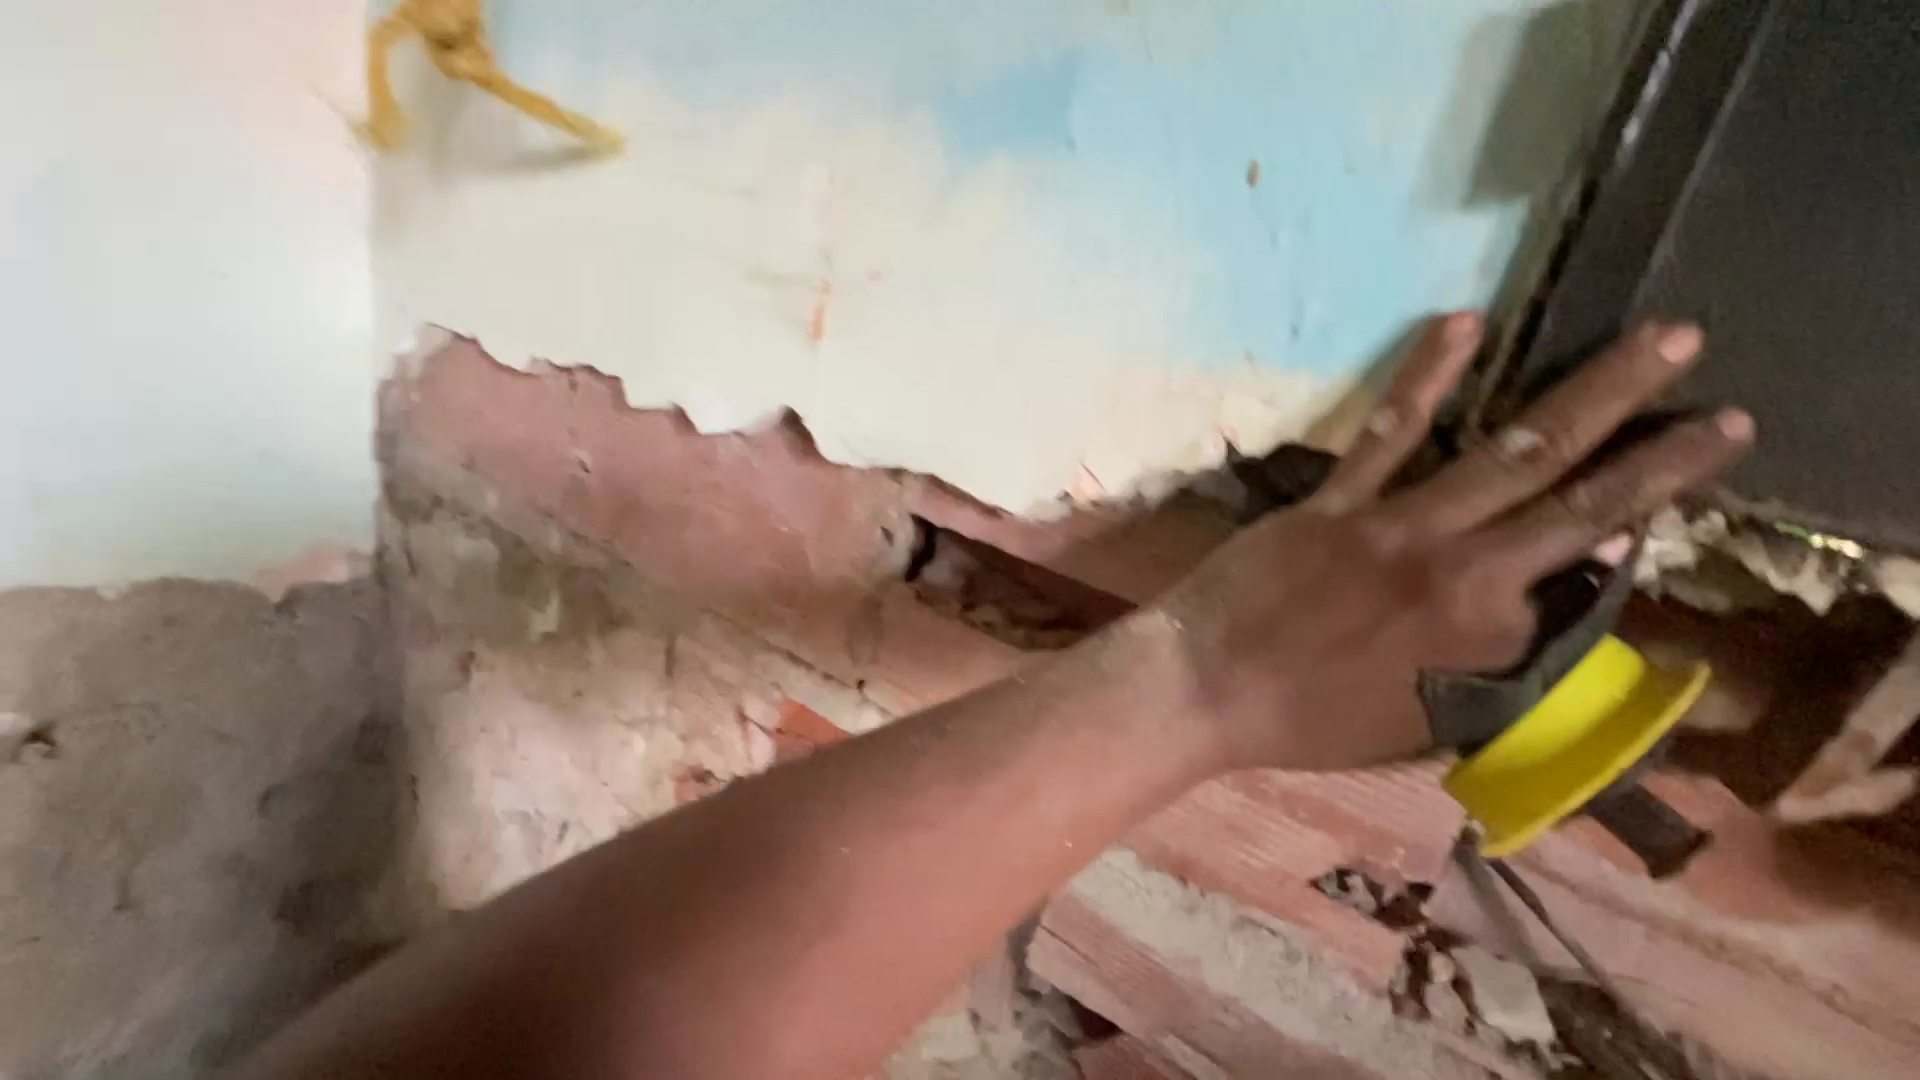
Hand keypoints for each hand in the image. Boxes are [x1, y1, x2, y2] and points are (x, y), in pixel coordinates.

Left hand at [1158, 313, 1754, 770]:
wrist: (1204, 688)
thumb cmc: (1308, 721)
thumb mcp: (1422, 720)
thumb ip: (1493, 665)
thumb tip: (1546, 598)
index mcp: (1488, 638)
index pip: (1573, 583)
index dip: (1617, 546)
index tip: (1651, 508)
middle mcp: (1459, 571)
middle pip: (1577, 504)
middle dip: (1659, 452)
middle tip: (1722, 402)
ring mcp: (1394, 526)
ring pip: (1509, 452)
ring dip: (1588, 394)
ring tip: (1658, 339)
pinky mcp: (1334, 500)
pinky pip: (1388, 430)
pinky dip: (1426, 376)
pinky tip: (1464, 325)